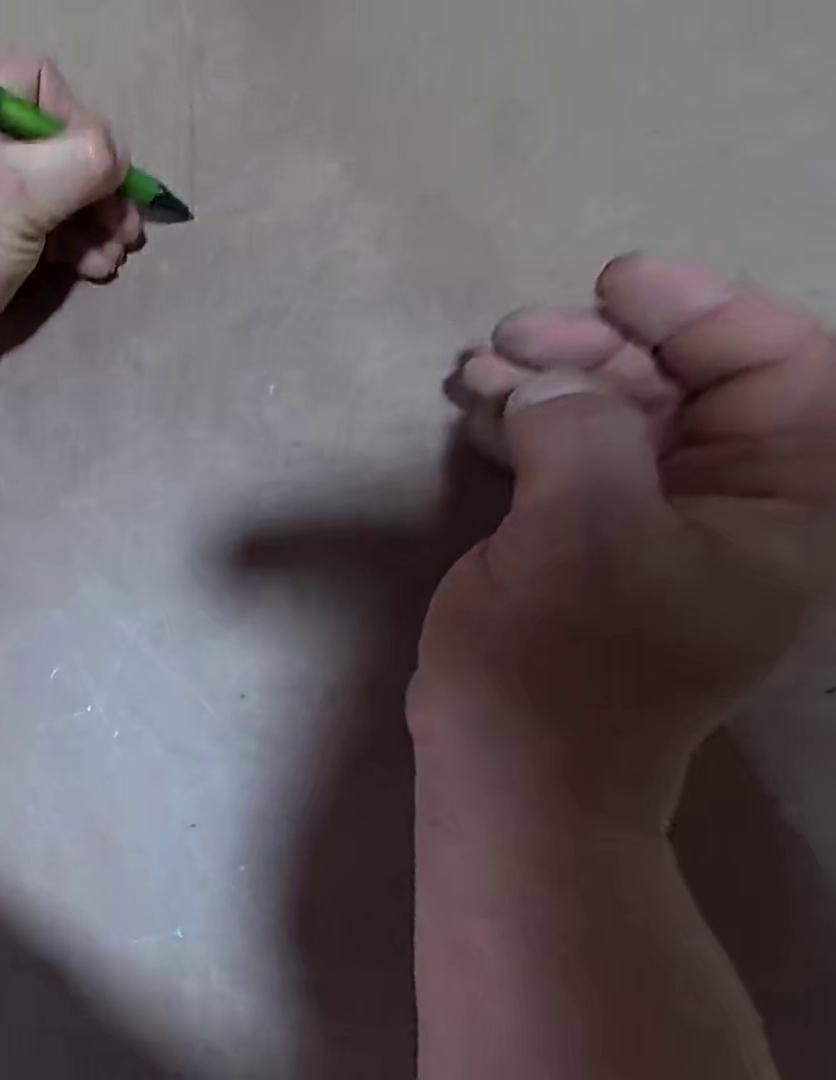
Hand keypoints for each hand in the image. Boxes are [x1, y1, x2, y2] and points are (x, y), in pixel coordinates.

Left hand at [0, 58, 144, 372]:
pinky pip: (45, 227)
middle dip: (99, 188)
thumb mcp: (27, 191)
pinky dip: (76, 244)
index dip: (79, 122)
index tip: (100, 169)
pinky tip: (100, 267)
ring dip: (96, 222)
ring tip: (120, 253)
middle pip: (57, 147)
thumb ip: (87, 159)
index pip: (39, 86)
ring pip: (58, 192)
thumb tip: (119, 161)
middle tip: (130, 224)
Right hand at [415, 255, 835, 823]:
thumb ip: (580, 438)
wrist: (513, 750)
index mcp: (784, 503)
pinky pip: (560, 464)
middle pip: (681, 393)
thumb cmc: (565, 652)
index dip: (703, 313)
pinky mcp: (571, 546)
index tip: (616, 278)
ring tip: (475, 365)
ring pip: (608, 427)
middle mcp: (728, 506)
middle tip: (510, 330)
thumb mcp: (584, 534)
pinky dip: (520, 432)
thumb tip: (539, 382)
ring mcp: (641, 528)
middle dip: (598, 350)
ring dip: (545, 387)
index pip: (778, 374)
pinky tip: (479, 414)